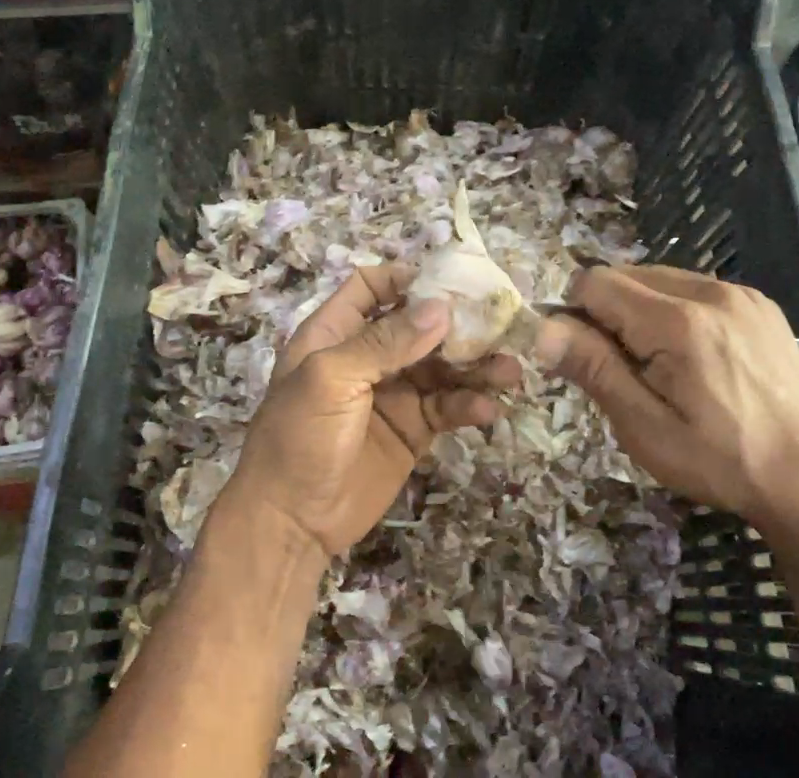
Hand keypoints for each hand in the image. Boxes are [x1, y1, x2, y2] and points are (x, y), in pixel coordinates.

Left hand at [227, 264, 519, 557]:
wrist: (289, 520)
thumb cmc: (299, 436)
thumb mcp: (332, 378)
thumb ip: (385, 342)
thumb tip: (441, 307)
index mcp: (336, 332)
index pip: (373, 286)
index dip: (408, 279)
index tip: (452, 284)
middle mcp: (367, 356)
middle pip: (419, 325)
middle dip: (458, 324)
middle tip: (501, 326)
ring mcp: (392, 394)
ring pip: (441, 367)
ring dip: (475, 366)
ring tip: (510, 372)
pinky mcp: (412, 431)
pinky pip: (446, 408)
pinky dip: (468, 405)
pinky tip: (487, 410)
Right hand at [534, 266, 798, 526]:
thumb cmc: (721, 461)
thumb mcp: (645, 428)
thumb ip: (593, 369)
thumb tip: (541, 330)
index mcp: (678, 321)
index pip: (594, 282)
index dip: (574, 316)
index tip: (583, 360)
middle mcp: (711, 292)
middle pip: (626, 275)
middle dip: (607, 314)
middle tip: (622, 371)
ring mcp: (741, 295)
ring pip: (659, 279)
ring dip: (640, 312)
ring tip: (659, 368)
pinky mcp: (761, 307)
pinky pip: (695, 290)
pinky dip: (676, 313)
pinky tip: (693, 360)